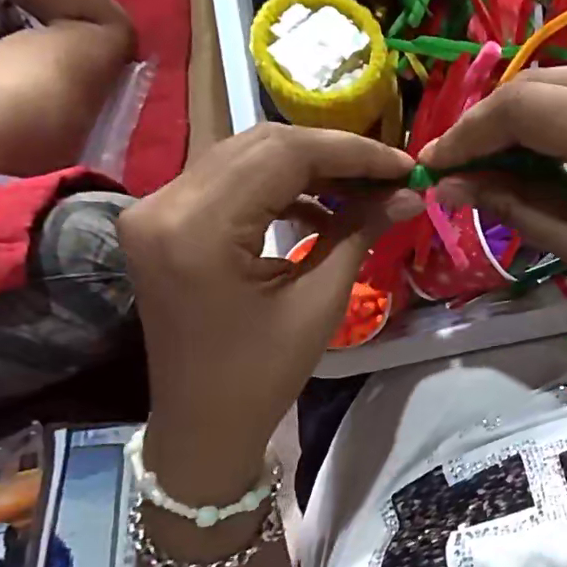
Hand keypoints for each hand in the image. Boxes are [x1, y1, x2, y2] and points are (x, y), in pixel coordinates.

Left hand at [117, 125, 419, 469]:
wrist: (202, 422)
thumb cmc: (262, 374)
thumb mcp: (319, 302)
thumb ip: (360, 232)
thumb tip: (410, 194)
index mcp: (198, 227)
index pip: (284, 154)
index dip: (352, 152)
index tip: (404, 165)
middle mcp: (164, 203)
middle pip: (262, 144)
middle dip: (334, 154)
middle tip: (389, 173)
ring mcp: (156, 209)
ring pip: (246, 156)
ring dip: (309, 165)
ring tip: (363, 188)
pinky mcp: (163, 220)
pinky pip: (229, 180)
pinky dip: (279, 186)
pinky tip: (320, 207)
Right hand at [419, 66, 566, 325]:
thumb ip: (518, 207)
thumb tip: (453, 183)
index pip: (523, 106)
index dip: (470, 132)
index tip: (438, 163)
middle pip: (539, 83)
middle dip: (490, 123)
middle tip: (461, 166)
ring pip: (563, 79)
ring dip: (522, 117)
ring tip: (495, 162)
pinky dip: (557, 115)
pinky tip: (543, 150)